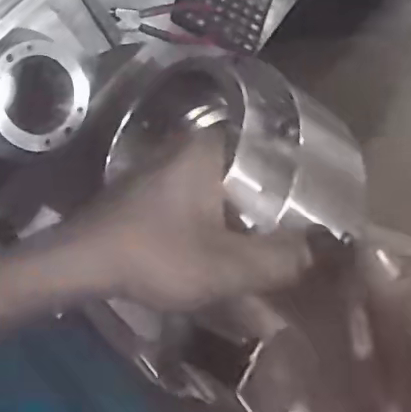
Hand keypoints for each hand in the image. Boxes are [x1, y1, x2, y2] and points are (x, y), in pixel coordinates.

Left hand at [64, 129, 314, 312]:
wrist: (86, 259)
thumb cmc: (158, 253)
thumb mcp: (228, 266)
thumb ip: (280, 258)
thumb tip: (325, 247)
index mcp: (206, 150)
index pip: (267, 145)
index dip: (298, 172)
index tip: (323, 199)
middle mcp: (185, 147)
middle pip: (246, 169)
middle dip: (274, 199)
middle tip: (304, 229)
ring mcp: (165, 167)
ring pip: (222, 186)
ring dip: (246, 214)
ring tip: (275, 244)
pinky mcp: (151, 190)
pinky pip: (199, 198)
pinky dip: (219, 220)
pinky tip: (232, 248)